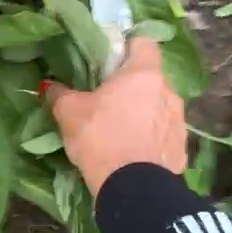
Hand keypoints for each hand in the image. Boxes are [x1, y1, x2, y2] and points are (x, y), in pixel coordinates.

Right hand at [42, 37, 187, 194]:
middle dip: (130, 85)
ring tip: (118, 129)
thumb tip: (50, 85)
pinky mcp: (181, 148)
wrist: (133, 190)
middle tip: (105, 98)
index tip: (108, 60)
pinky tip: (130, 151)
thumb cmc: (101, 138)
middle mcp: (168, 91)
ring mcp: (179, 121)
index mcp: (143, 74)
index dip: (126, 46)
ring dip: (141, 111)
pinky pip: (162, 133)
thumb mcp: (69, 112)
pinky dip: (149, 137)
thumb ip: (59, 93)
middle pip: (150, 77)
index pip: (144, 42)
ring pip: (158, 105)